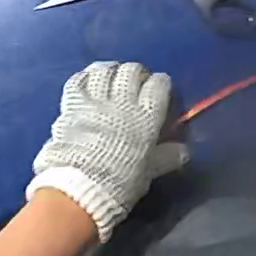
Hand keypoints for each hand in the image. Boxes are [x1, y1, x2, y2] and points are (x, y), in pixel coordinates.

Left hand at [27, 62, 187, 240]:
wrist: (81, 186)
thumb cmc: (120, 182)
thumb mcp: (149, 171)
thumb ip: (166, 157)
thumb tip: (184, 151)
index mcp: (145, 117)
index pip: (158, 86)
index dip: (160, 83)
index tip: (159, 87)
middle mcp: (121, 102)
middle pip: (131, 72)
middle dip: (136, 73)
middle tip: (136, 81)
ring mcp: (94, 100)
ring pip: (105, 71)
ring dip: (111, 70)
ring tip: (112, 75)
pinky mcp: (72, 104)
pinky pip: (78, 80)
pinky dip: (85, 77)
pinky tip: (88, 79)